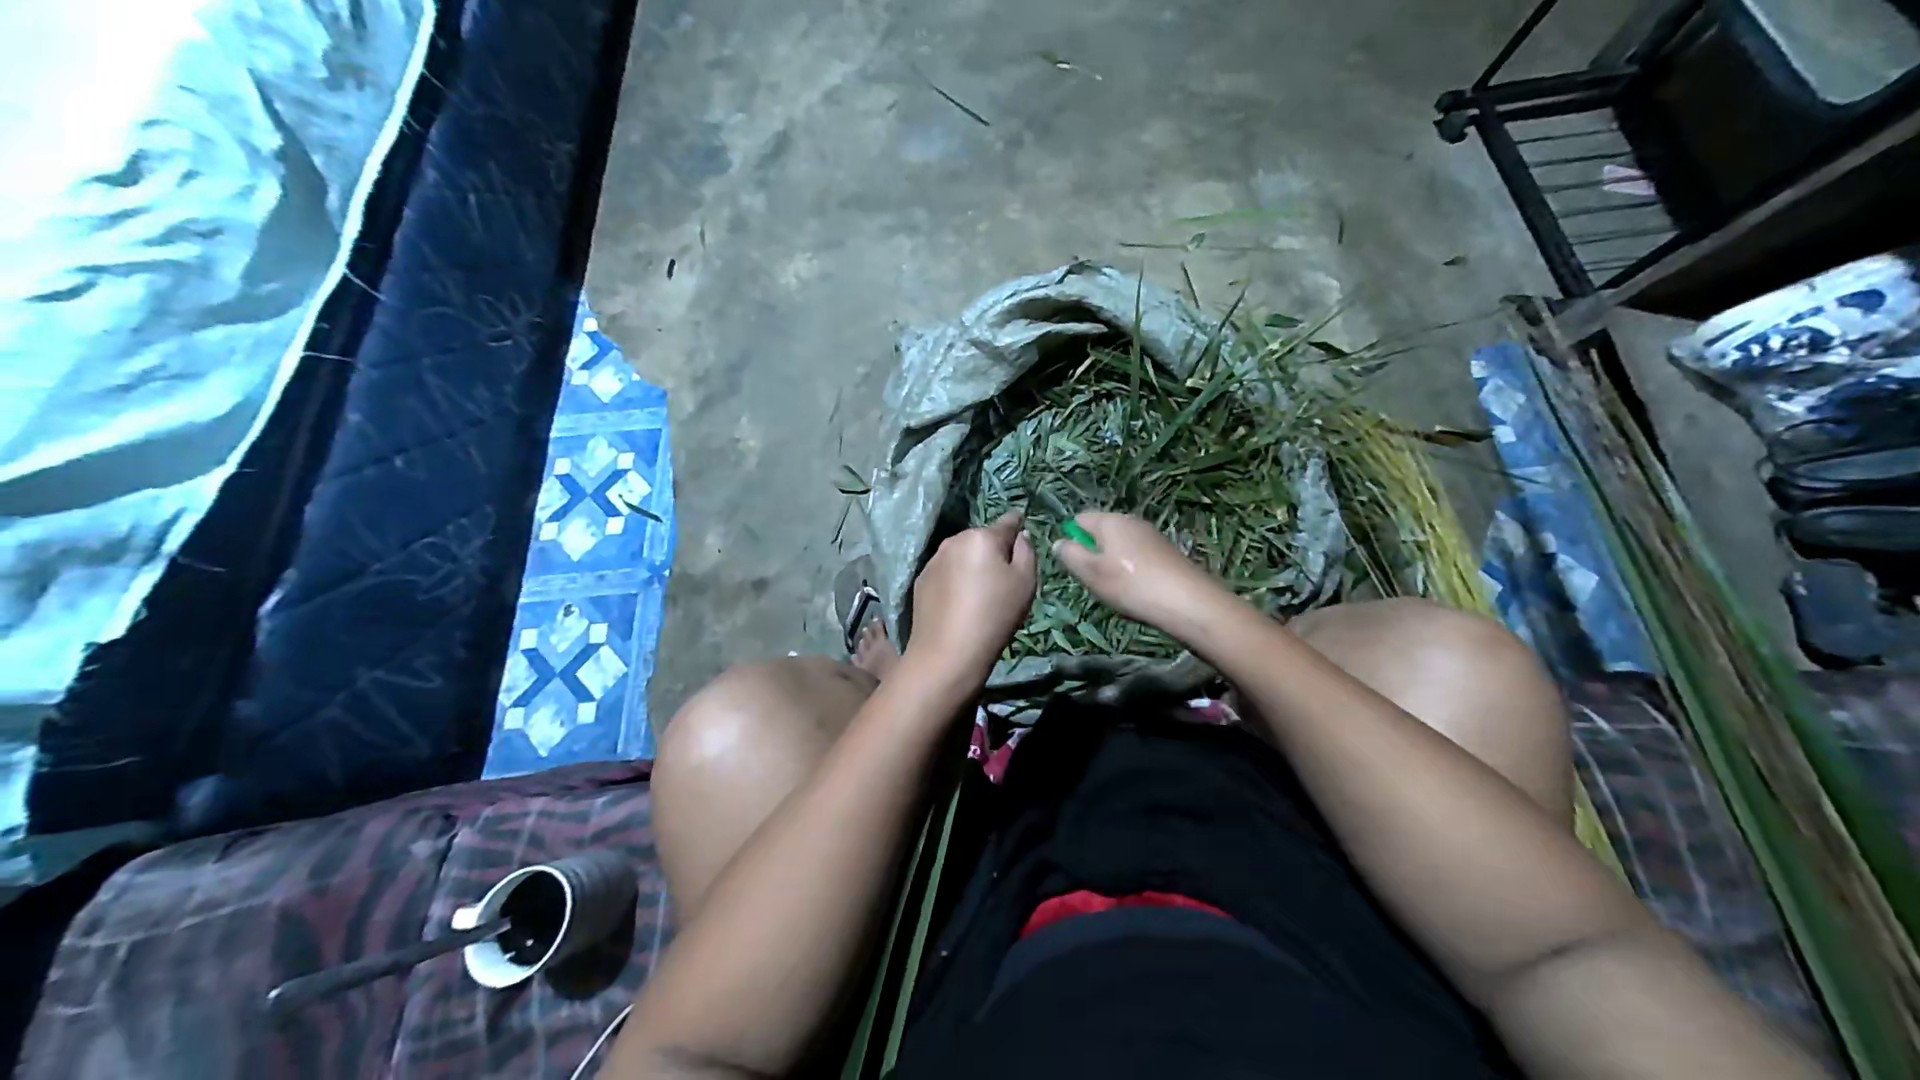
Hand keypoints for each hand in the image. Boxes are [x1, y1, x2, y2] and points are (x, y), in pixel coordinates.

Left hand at [903, 511, 1037, 687]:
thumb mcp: (1025, 582)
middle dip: (993, 550)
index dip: (1017, 524)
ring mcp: (933, 561)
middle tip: (1004, 576)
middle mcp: (954, 541)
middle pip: (981, 539)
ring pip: (961, 555)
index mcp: (982, 537)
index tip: (1022, 526)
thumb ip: (1027, 551)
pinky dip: (955, 579)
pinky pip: (946, 572)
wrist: (948, 652)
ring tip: (981, 591)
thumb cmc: (995, 615)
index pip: (1006, 522)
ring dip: (972, 564)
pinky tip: (960, 602)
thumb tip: (1020, 534)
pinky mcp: (921, 581)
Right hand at [1052, 513, 1229, 635]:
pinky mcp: (1166, 551)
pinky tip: (1137, 590)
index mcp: (1110, 520)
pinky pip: (1138, 555)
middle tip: (1094, 580)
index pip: (1079, 519)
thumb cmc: (1131, 585)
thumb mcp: (1090, 572)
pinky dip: (1132, 570)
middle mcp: (1131, 520)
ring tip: (1117, 589)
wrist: (1188, 602)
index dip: (1072, 539)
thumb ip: (1070, 555)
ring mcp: (1151, 535)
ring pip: (1120, 545)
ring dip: (1113, 563)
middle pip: (1101, 531)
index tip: (1075, 564)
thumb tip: (1059, 542)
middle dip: (1093, 552)